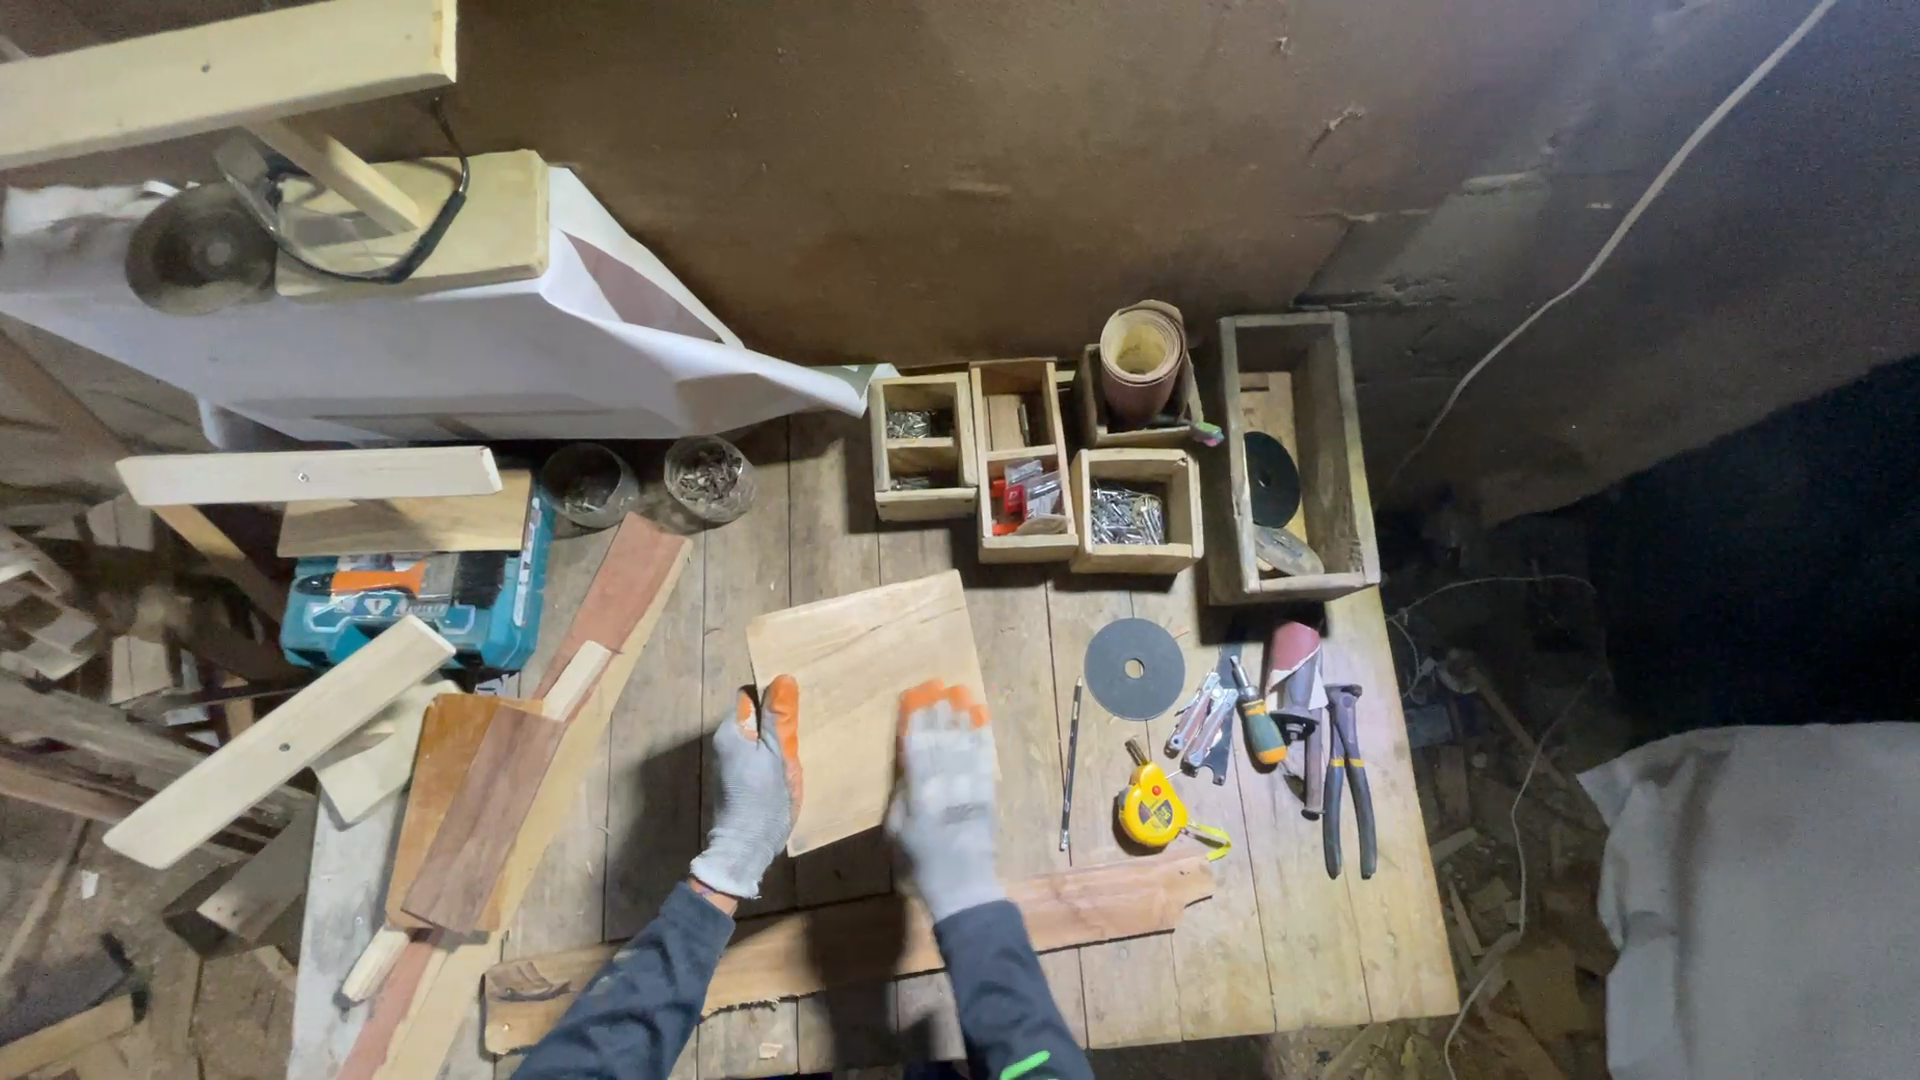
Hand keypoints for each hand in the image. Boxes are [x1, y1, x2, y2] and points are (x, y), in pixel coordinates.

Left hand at [689, 675, 801, 901]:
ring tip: (791, 754)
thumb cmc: (765, 800)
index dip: (772, 699)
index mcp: (731, 731)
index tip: (792, 712)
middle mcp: (722, 742)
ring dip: (772, 742)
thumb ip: (779, 717)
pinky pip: (751, 756)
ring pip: (753, 737)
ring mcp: (725, 762)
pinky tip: (781, 772)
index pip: (750, 696)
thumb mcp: (780, 754)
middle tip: (797, 736)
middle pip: (752, 716)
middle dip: (774, 722)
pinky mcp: (731, 780)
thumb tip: (783, 678)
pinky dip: (766, 758)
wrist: (744, 850)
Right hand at [885, 679, 1002, 922]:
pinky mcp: (988, 794)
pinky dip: (983, 738)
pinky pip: (985, 760)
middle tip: (940, 686)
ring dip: (962, 718)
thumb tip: (907, 770)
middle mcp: (946, 784)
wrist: (963, 886)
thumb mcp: (897, 832)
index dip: (916, 721)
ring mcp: (969, 788)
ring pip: (964, 745)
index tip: (916, 698)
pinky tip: (982, 721)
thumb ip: (901, 797)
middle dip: (940, 712)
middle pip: (941, 740)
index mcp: (920, 794)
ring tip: (961, 694)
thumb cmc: (921, 863)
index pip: (917, 748)